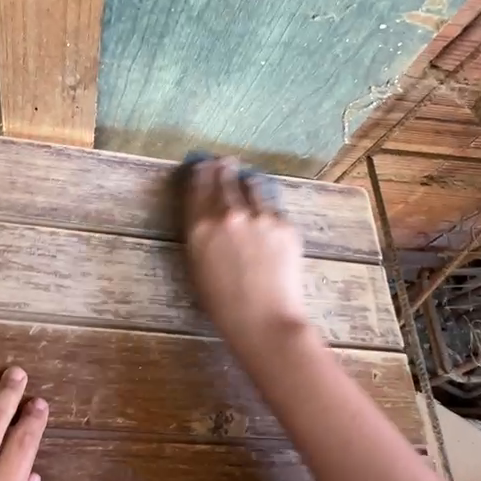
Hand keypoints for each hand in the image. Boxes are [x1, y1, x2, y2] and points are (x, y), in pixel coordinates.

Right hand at [182, 158, 311, 353]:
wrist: (263, 319)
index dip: (200, 172)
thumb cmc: (222, 303)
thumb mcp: (197, 266)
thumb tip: (207, 215)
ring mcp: (258, 216)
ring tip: (246, 176)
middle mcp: (227, 214)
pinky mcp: (283, 224)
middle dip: (222, 168)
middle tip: (224, 161)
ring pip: (251, 186)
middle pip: (223, 179)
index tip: (203, 164)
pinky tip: (266, 206)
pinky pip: (272, 206)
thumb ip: (201, 235)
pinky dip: (266, 203)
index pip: (197, 187)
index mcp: (199, 227)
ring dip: (246, 180)